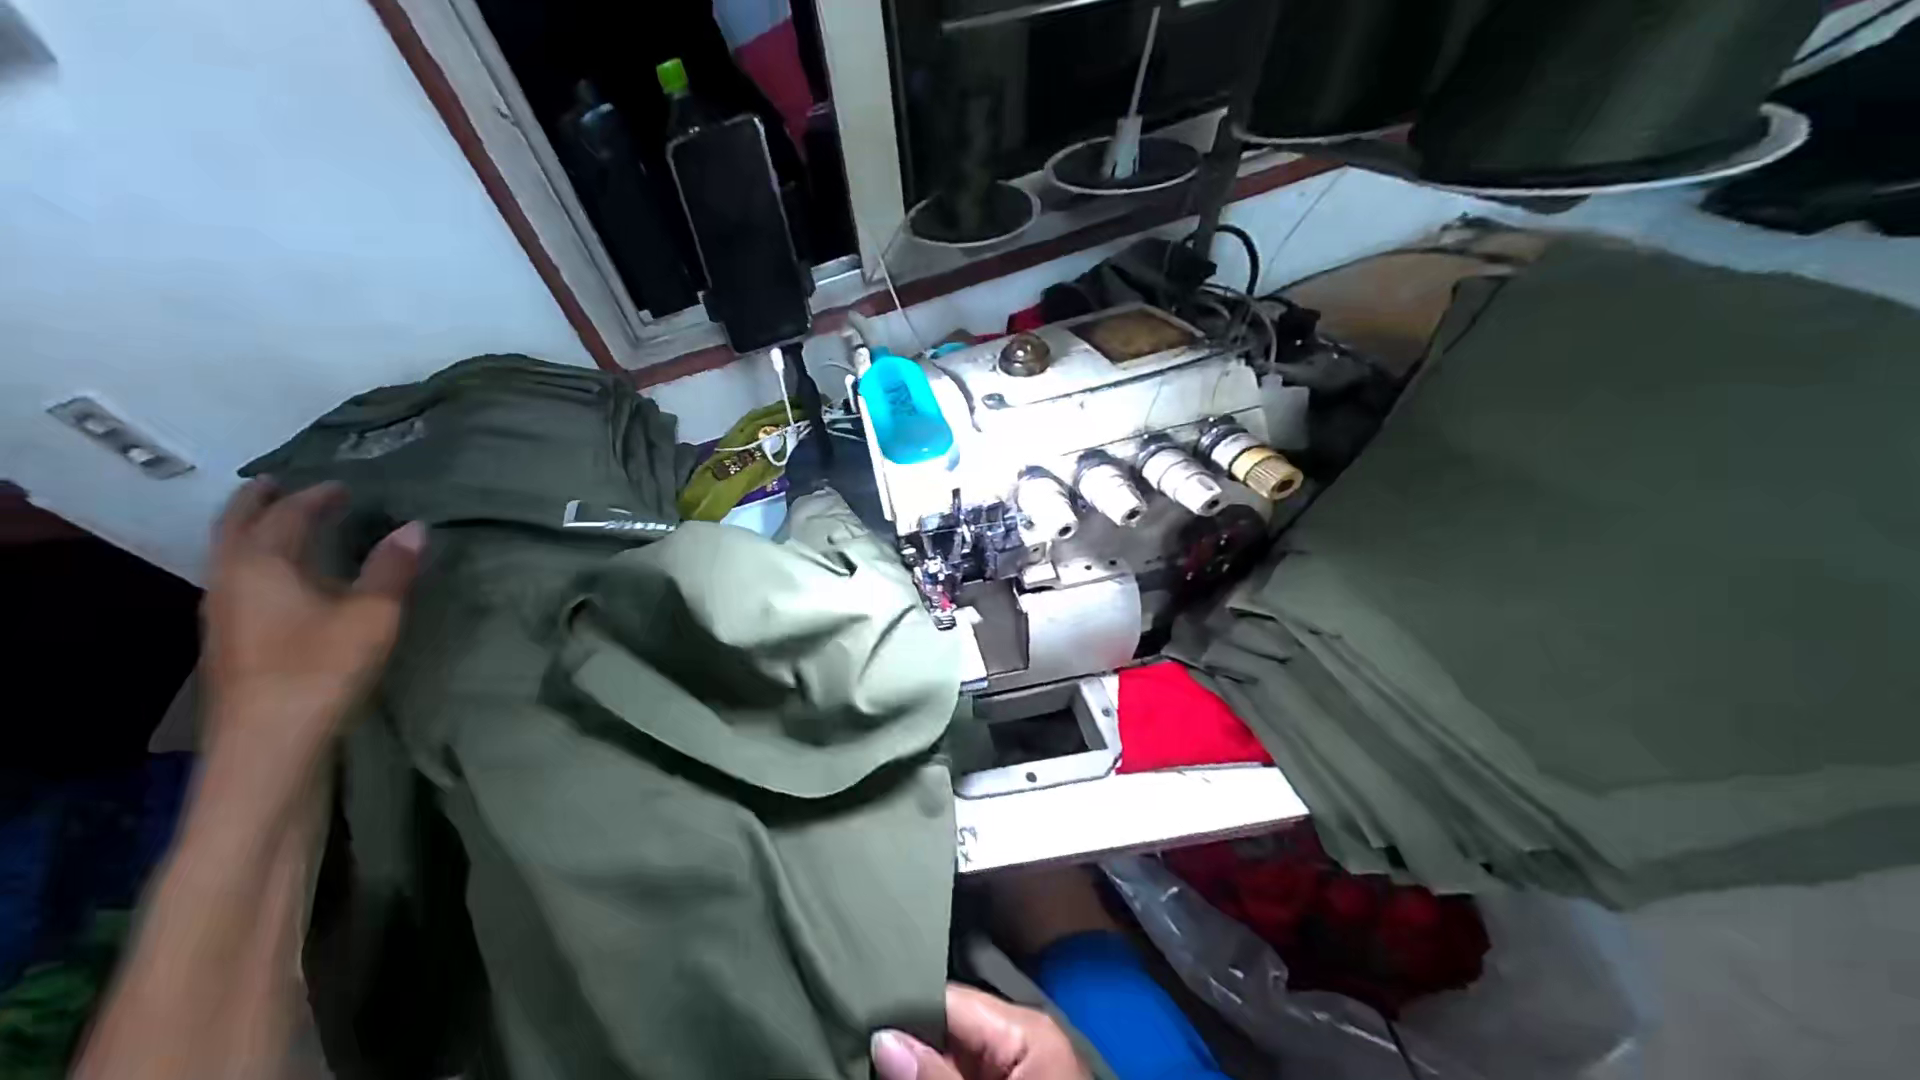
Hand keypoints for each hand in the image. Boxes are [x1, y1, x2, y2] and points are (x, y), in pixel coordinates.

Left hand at [201, 478, 423, 774]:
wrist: (269, 742)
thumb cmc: (321, 668)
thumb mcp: (373, 615)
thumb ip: (392, 568)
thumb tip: (415, 527)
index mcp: (260, 564)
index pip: (285, 515)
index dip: (315, 496)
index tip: (343, 485)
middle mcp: (230, 579)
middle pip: (237, 527)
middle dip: (259, 501)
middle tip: (283, 483)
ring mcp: (223, 611)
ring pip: (233, 554)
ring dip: (256, 530)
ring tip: (285, 521)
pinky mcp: (231, 637)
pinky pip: (241, 578)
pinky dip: (260, 558)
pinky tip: (285, 574)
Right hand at [871, 985, 1088, 1079]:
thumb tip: (883, 1038)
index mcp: (1024, 1029)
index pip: (948, 1000)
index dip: (902, 1014)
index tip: (856, 1025)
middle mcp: (1020, 1038)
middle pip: (947, 1028)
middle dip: (905, 1046)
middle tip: (857, 1055)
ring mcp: (1017, 1067)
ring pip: (950, 1056)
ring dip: (916, 1068)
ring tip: (867, 1066)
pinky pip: (963, 1076)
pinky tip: (902, 1079)